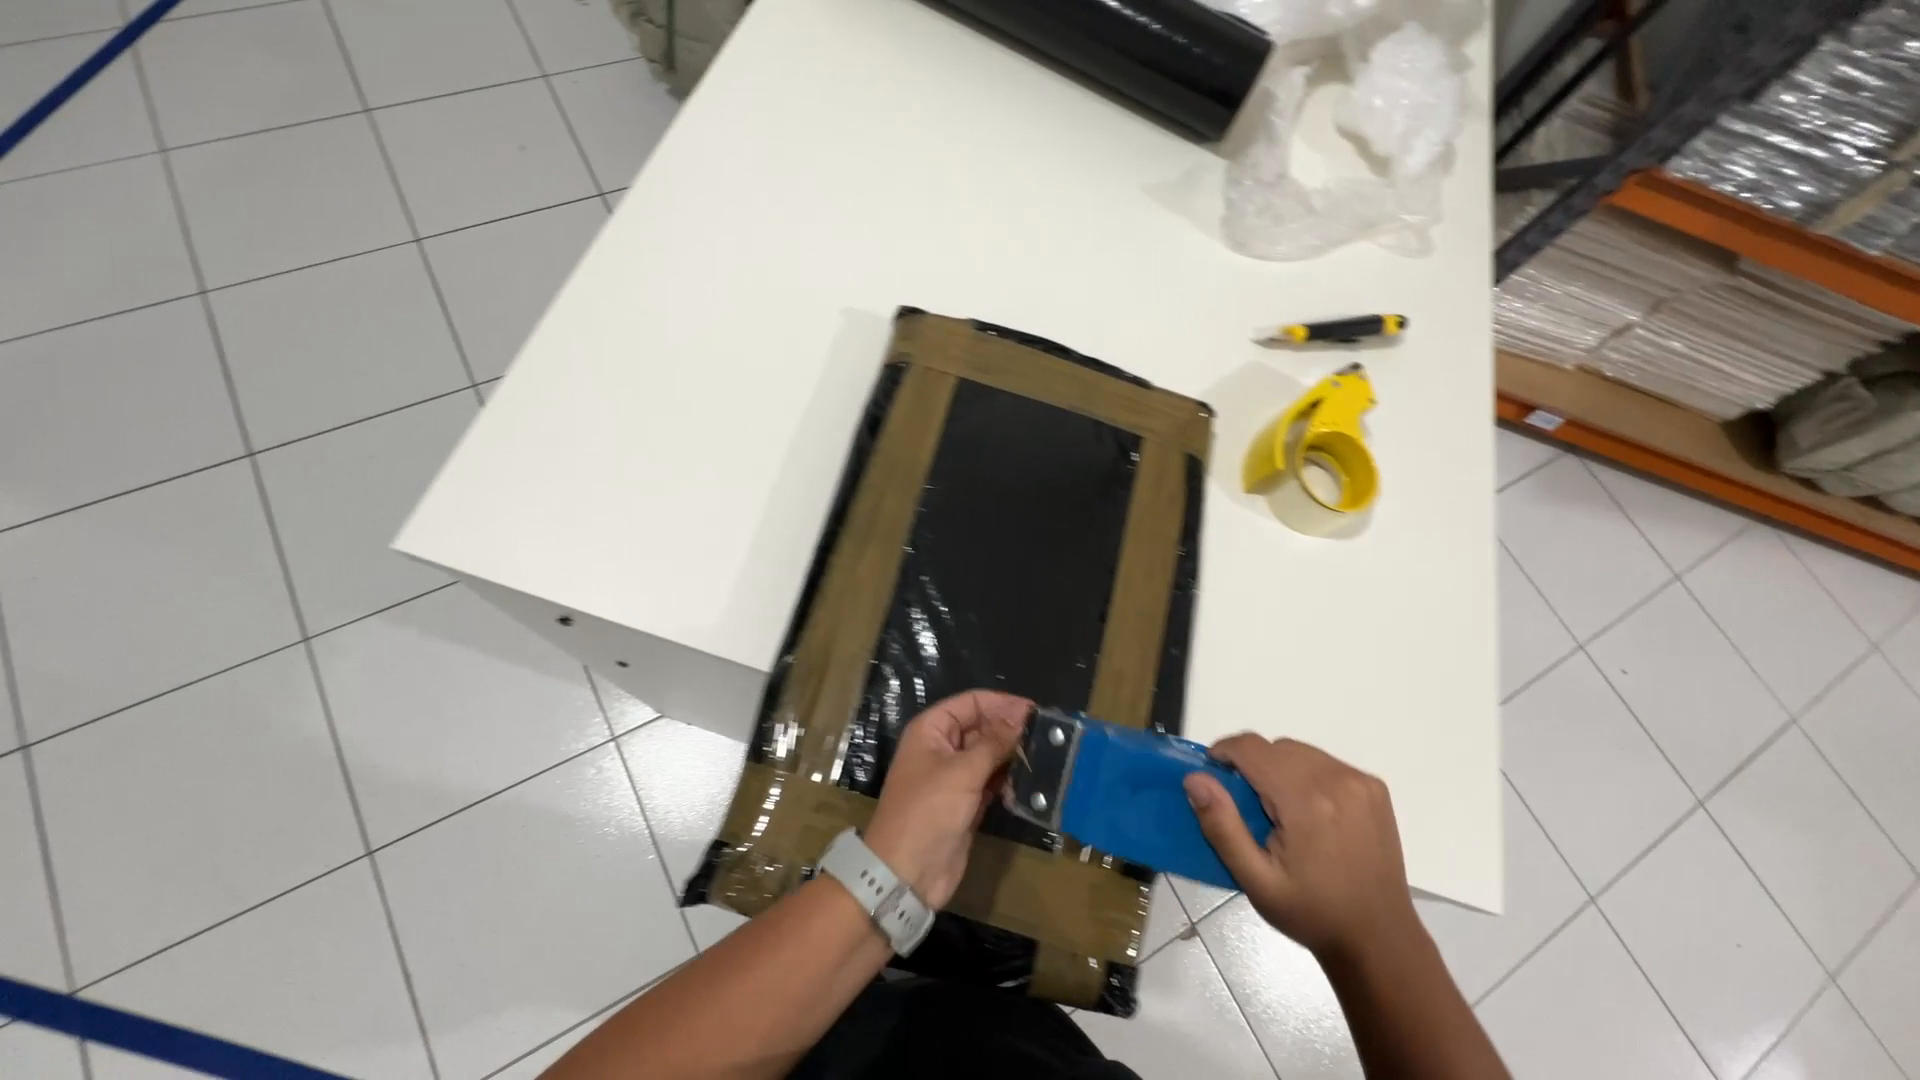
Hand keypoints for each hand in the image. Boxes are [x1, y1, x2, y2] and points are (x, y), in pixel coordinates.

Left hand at [864, 690, 1030, 909]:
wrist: (908, 872)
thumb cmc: (929, 811)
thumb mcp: (963, 771)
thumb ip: (995, 741)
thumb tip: (1022, 714)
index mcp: (931, 730)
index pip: (970, 703)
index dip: (1002, 704)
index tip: (1036, 711)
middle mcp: (942, 748)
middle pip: (982, 727)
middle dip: (1010, 729)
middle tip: (1049, 735)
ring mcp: (954, 777)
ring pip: (989, 755)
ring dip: (1013, 756)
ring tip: (1047, 756)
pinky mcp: (966, 803)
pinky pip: (991, 782)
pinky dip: (1009, 781)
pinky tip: (1032, 783)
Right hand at [1184, 735, 1419, 963]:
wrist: (1378, 938)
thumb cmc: (1310, 913)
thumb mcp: (1255, 880)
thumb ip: (1222, 826)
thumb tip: (1195, 779)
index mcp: (1306, 801)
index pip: (1252, 748)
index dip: (1224, 753)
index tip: (1212, 777)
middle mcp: (1337, 780)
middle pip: (1276, 747)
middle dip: (1252, 765)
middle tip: (1245, 807)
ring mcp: (1360, 782)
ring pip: (1300, 752)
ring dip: (1279, 768)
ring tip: (1277, 812)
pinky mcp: (1375, 789)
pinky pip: (1325, 763)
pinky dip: (1306, 775)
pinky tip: (1308, 813)